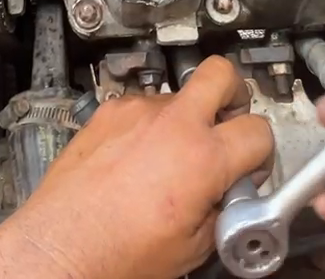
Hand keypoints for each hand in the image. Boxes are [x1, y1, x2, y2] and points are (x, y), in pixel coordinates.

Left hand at [0, 55, 272, 278]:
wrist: (62, 245)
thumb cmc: (117, 252)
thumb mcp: (193, 248)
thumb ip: (224, 208)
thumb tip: (234, 192)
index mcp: (201, 157)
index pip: (259, 130)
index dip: (262, 151)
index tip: (253, 165)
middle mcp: (171, 122)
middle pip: (221, 72)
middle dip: (234, 94)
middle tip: (229, 121)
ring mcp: (137, 110)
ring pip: (178, 93)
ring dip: (186, 117)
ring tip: (173, 156)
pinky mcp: (109, 110)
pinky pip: (141, 106)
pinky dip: (149, 125)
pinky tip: (140, 157)